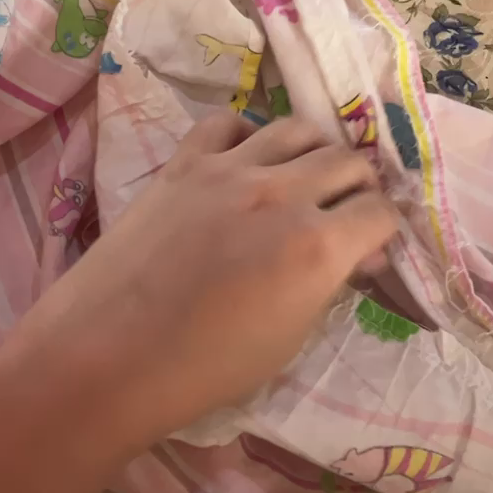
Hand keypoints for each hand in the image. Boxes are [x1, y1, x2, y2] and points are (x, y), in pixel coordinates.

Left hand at [0, 115, 399, 452]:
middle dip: (361, 183)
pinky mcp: (186, 161)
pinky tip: (245, 158)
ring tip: (308, 171)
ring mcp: (231, 168)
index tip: (374, 242)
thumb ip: (329, 283)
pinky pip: (228, 122)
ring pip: (297, 128)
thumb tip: (356, 254)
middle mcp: (283, 194)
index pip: (380, 212)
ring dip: (315, 149)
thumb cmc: (204, 369)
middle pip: (348, 160)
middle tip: (350, 205)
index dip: (385, 227)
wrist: (107, 355)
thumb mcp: (289, 339)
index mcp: (317, 246)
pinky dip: (247, 134)